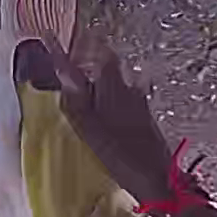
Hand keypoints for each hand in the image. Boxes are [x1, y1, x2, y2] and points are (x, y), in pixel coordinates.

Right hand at [42, 35, 175, 204]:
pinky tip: (100, 112)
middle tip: (68, 66)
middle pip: (106, 62)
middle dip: (87, 59)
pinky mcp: (144, 114)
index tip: (56, 36)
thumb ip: (74, 98)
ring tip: (81, 92)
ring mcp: (139, 100)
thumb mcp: (88, 127)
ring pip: (114, 79)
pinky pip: (121, 94)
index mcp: (113, 86)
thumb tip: (64, 73)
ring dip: (97, 78)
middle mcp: (128, 87)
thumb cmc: (119, 154)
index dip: (79, 43)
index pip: (97, 52)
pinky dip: (107, 94)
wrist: (159, 179)